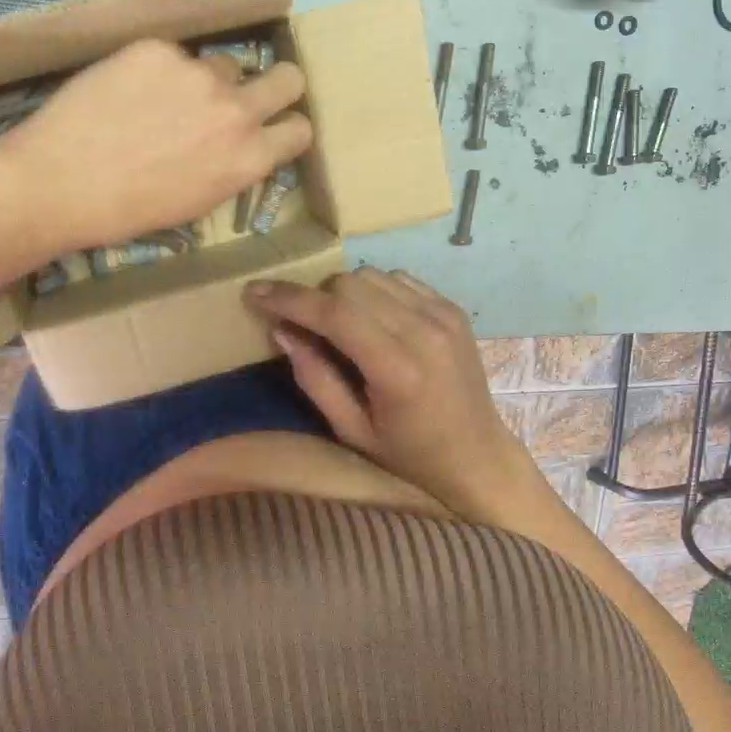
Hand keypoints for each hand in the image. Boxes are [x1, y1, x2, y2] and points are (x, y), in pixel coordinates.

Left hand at [0, 39, 312, 253]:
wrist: (57, 184)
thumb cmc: (125, 213)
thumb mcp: (196, 203)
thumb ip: (231, 168)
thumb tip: (238, 145)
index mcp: (249, 159)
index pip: (300, 129)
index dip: (285, 127)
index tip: (270, 127)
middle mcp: (236, 111)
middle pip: (288, 77)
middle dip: (277, 85)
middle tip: (247, 95)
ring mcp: (197, 74)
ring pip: (223, 65)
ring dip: (206, 81)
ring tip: (162, 104)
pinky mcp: (157, 50)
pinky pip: (174, 55)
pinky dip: (157, 71)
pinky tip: (126, 94)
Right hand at [245, 268, 542, 516]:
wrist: (477, 456)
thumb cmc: (408, 455)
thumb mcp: (351, 430)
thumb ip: (314, 378)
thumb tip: (281, 329)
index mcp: (397, 370)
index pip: (333, 314)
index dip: (288, 299)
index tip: (253, 292)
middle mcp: (424, 332)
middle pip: (349, 284)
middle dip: (316, 299)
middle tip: (303, 326)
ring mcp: (443, 315)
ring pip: (372, 275)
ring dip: (345, 294)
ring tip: (340, 326)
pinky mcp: (452, 308)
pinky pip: (398, 278)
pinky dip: (374, 292)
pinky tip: (373, 320)